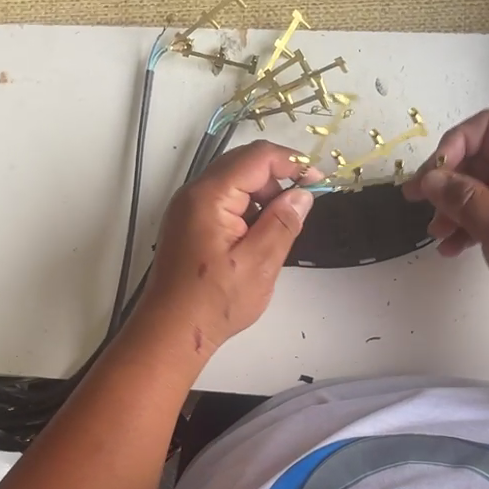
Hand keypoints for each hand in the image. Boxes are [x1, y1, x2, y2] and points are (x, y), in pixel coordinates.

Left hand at [131, 140, 315, 356]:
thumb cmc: (212, 303)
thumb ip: (283, 223)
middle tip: (301, 205)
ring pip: (234, 181)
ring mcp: (187, 208)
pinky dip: (246, 208)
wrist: (171, 331)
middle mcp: (193, 194)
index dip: (292, 162)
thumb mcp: (259, 263)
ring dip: (262, 195)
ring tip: (278, 228)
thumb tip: (301, 194)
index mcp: (209, 196)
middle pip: (243, 163)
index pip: (257, 157)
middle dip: (277, 178)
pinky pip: (223, 200)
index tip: (316, 181)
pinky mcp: (188, 223)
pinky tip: (257, 236)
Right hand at [402, 109, 488, 332]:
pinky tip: (450, 248)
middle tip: (416, 199)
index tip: (434, 173)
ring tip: (436, 232)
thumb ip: (464, 198)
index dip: (457, 142)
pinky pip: (478, 215)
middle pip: (475, 158)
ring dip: (448, 207)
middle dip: (445, 179)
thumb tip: (429, 179)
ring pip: (472, 189)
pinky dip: (461, 228)